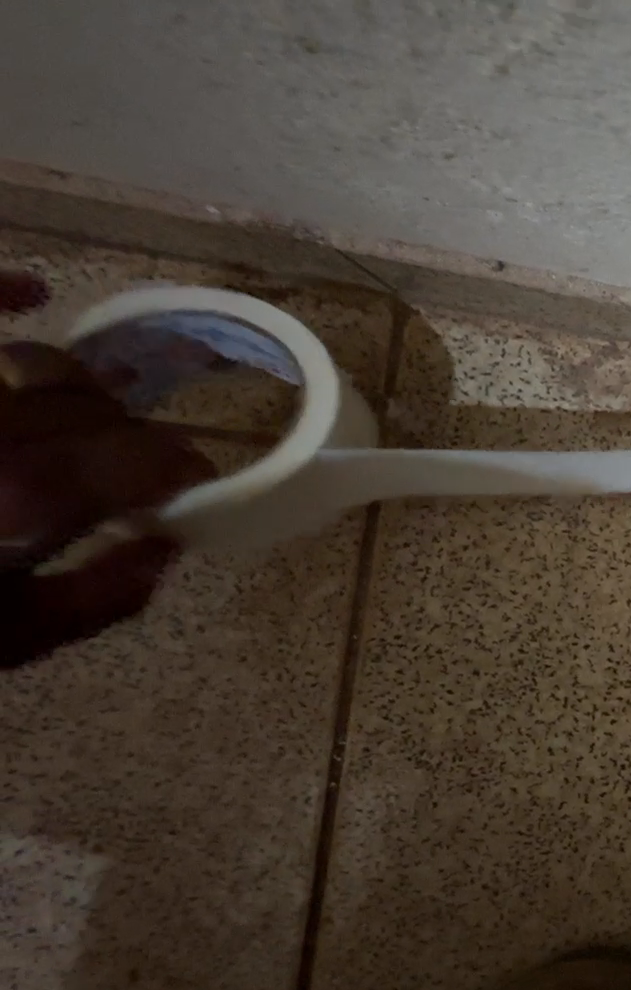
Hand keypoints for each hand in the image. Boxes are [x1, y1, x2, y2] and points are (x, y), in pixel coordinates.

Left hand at [1, 341, 213, 668]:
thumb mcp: (10, 638)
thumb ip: (99, 596)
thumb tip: (166, 547)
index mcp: (25, 499)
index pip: (145, 456)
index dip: (181, 466)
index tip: (191, 484)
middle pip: (90, 409)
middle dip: (127, 432)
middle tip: (128, 461)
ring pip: (30, 366)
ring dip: (69, 383)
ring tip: (80, 402)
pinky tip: (24, 288)